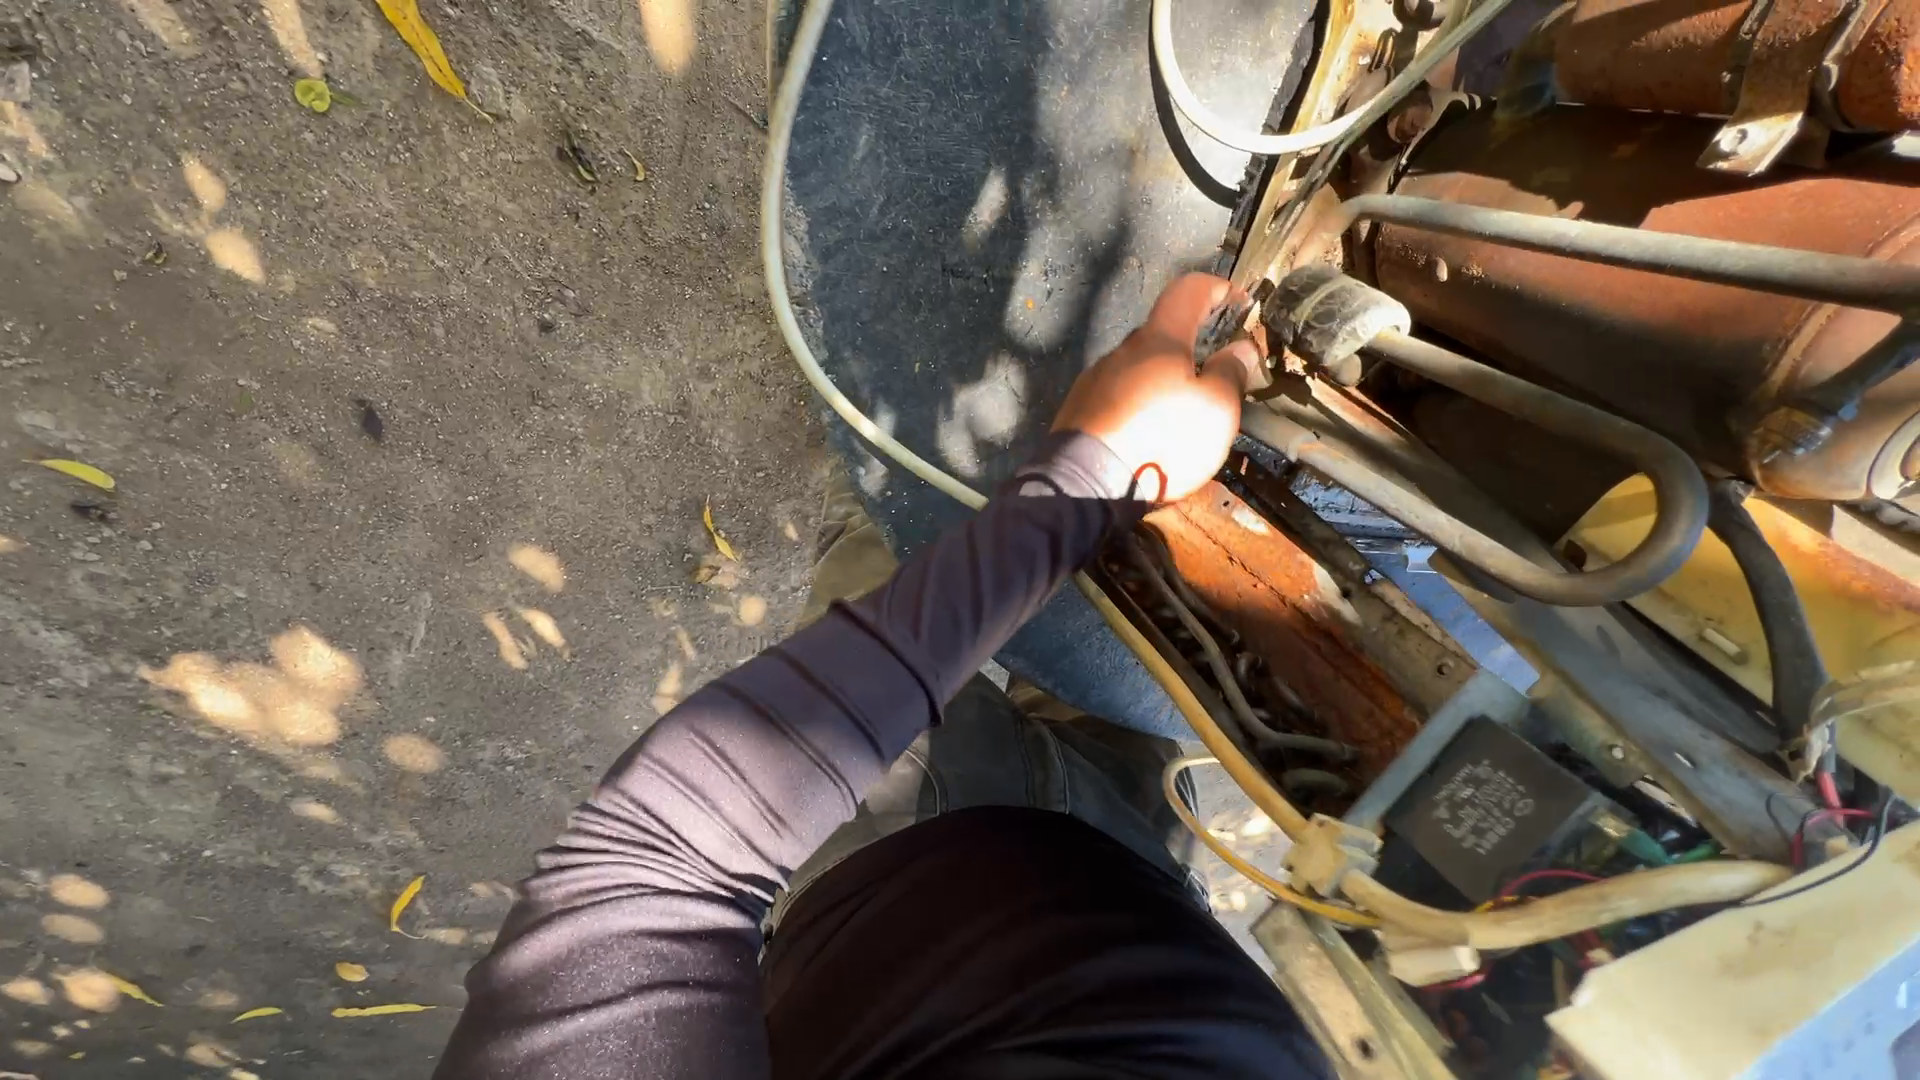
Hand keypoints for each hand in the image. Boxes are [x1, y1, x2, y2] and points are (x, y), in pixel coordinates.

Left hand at [1051, 274, 1261, 503]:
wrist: (1085, 484)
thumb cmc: (1159, 441)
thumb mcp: (1215, 410)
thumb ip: (1231, 374)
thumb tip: (1239, 348)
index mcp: (1157, 340)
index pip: (1187, 291)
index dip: (1217, 288)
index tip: (1239, 301)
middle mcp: (1120, 352)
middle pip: (1160, 335)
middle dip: (1189, 347)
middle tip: (1213, 376)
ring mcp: (1093, 381)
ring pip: (1136, 369)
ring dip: (1161, 381)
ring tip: (1179, 415)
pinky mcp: (1077, 411)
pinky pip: (1116, 397)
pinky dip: (1136, 405)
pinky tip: (1144, 433)